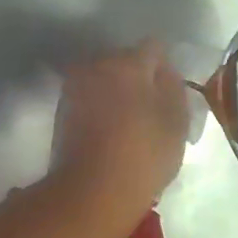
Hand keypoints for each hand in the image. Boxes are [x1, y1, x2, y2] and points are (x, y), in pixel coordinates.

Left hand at [44, 39, 188, 237]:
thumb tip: (163, 70)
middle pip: (125, 59)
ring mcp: (74, 82)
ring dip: (117, 88)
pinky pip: (89, 92)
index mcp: (126, 63)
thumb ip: (173, 87)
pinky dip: (100, 101)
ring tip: (130, 122)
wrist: (90, 189)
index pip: (153, 47)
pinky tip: (110, 129)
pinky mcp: (62, 103)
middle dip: (139, 76)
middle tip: (152, 109)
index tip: (171, 92)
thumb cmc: (142, 156)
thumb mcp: (176, 123)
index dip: (165, 67)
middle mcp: (96, 64)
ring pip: (104, 75)